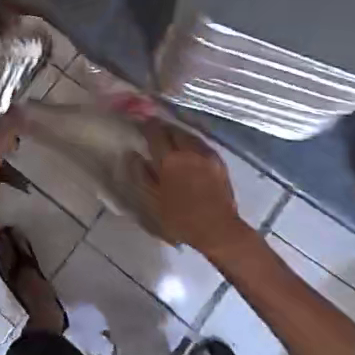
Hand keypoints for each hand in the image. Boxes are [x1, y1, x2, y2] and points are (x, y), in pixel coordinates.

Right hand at [129, 120, 254, 261]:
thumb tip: (134, 156)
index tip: (141, 125)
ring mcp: (206, 156)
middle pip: (175, 130)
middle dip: (164, 128)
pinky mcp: (220, 162)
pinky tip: (191, 149)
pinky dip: (193, 143)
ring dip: (179, 133)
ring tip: (173, 137)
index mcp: (169, 160)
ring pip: (190, 135)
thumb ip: (143, 175)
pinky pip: (203, 145)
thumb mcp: (154, 200)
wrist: (217, 229)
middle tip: (156, 130)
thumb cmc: (180, 218)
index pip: (156, 134)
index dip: (147, 127)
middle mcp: (188, 152)